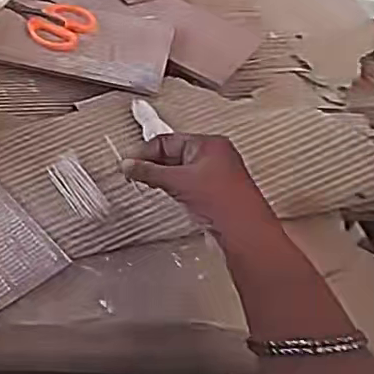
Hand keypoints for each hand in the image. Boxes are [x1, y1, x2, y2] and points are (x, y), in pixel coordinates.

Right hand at [124, 134, 278, 240]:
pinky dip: (170, 185)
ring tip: (145, 182)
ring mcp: (213, 174)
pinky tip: (163, 191)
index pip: (167, 140)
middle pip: (171, 153)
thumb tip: (130, 165)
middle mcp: (213, 156)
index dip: (144, 151)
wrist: (244, 232)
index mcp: (209, 144)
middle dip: (150, 163)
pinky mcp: (211, 192)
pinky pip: (183, 182)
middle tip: (132, 171)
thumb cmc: (226, 202)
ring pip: (176, 169)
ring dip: (159, 175)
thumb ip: (148, 171)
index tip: (128, 162)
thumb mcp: (177, 181)